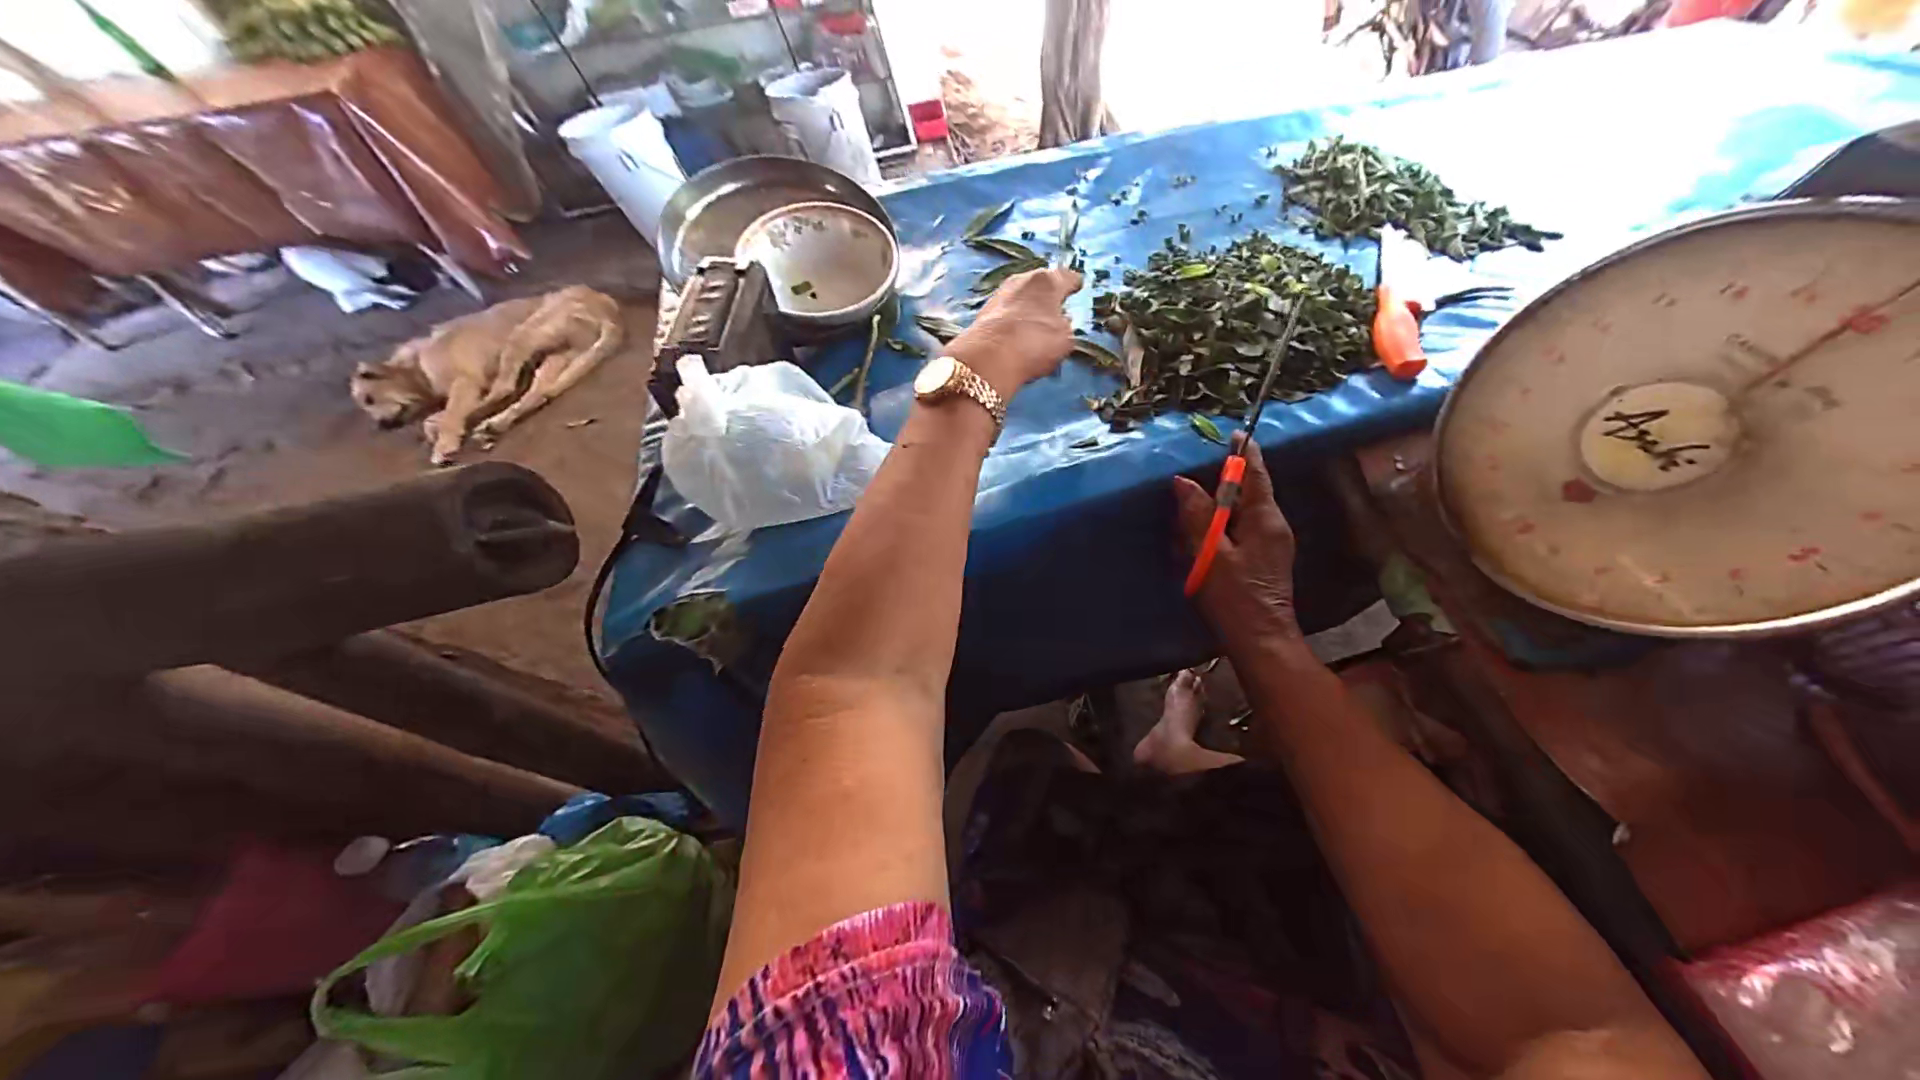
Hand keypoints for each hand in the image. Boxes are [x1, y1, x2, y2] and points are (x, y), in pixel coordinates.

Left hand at [945, 266, 1081, 397]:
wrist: (989, 356)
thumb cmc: (1036, 342)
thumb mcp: (1066, 339)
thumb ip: (1066, 326)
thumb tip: (1060, 321)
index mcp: (1048, 280)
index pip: (1068, 277)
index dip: (1074, 284)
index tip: (1078, 288)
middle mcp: (1023, 279)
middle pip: (1041, 284)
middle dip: (1048, 295)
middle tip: (1055, 308)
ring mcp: (1000, 293)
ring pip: (1021, 296)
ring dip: (1028, 307)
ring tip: (1034, 323)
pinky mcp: (983, 311)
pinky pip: (1006, 313)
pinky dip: (1012, 320)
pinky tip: (1015, 334)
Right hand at [1172, 433, 1301, 651]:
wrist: (1260, 640)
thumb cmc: (1234, 597)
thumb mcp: (1209, 554)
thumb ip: (1197, 516)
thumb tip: (1183, 483)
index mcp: (1266, 519)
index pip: (1256, 475)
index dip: (1244, 454)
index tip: (1234, 433)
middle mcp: (1274, 526)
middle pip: (1248, 493)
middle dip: (1224, 483)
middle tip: (1196, 476)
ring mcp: (1271, 545)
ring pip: (1242, 514)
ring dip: (1219, 508)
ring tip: (1191, 508)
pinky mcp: (1262, 561)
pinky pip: (1240, 532)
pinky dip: (1221, 527)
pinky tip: (1200, 538)